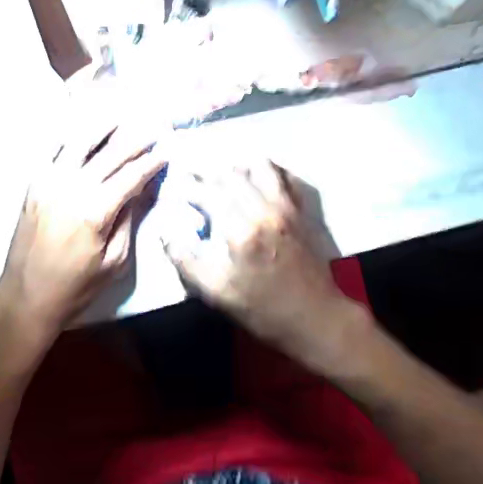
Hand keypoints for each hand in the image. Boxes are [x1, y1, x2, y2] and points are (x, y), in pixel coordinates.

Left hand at [0, 112, 165, 349]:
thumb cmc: (76, 287)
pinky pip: (52, 150)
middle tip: (153, 127)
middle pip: (110, 153)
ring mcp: (48, 182)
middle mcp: (71, 188)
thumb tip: (143, 188)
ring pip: (79, 141)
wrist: (24, 300)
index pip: (131, 175)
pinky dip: (71, 135)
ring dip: (103, 126)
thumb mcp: (115, 260)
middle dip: (135, 139)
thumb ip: (129, 219)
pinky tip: (85, 129)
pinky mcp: (33, 184)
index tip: (166, 150)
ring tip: (121, 117)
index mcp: (95, 211)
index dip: (151, 162)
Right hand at [161, 163, 366, 370]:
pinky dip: (269, 171)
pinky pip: (285, 178)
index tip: (179, 187)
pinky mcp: (302, 211)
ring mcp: (287, 207)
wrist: (315, 317)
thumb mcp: (218, 294)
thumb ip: (188, 262)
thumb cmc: (263, 310)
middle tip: (197, 177)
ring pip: (261, 168)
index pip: (210, 193)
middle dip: (211, 173)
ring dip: (240, 166)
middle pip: (233, 175)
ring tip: (226, 174)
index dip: (191, 187)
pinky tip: (258, 179)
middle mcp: (265, 210)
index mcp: (242, 230)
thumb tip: (167, 235)